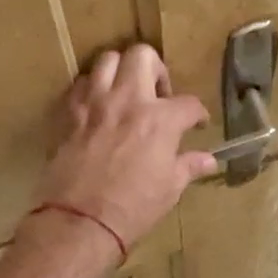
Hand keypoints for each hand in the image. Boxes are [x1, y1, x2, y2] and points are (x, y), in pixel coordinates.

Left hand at [34, 44, 217, 251]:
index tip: (197, 123)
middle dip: (156, 70)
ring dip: (120, 71)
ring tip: (126, 94)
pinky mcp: (69, 114)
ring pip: (107, 60)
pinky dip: (92, 89)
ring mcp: (95, 103)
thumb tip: (209, 161)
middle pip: (143, 56)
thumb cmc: (132, 209)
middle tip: (158, 95)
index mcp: (160, 120)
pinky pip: (80, 85)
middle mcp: (128, 100)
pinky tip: (98, 108)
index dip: (197, 113)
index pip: (188, 104)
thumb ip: (188, 166)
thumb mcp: (169, 190)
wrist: (80, 221)